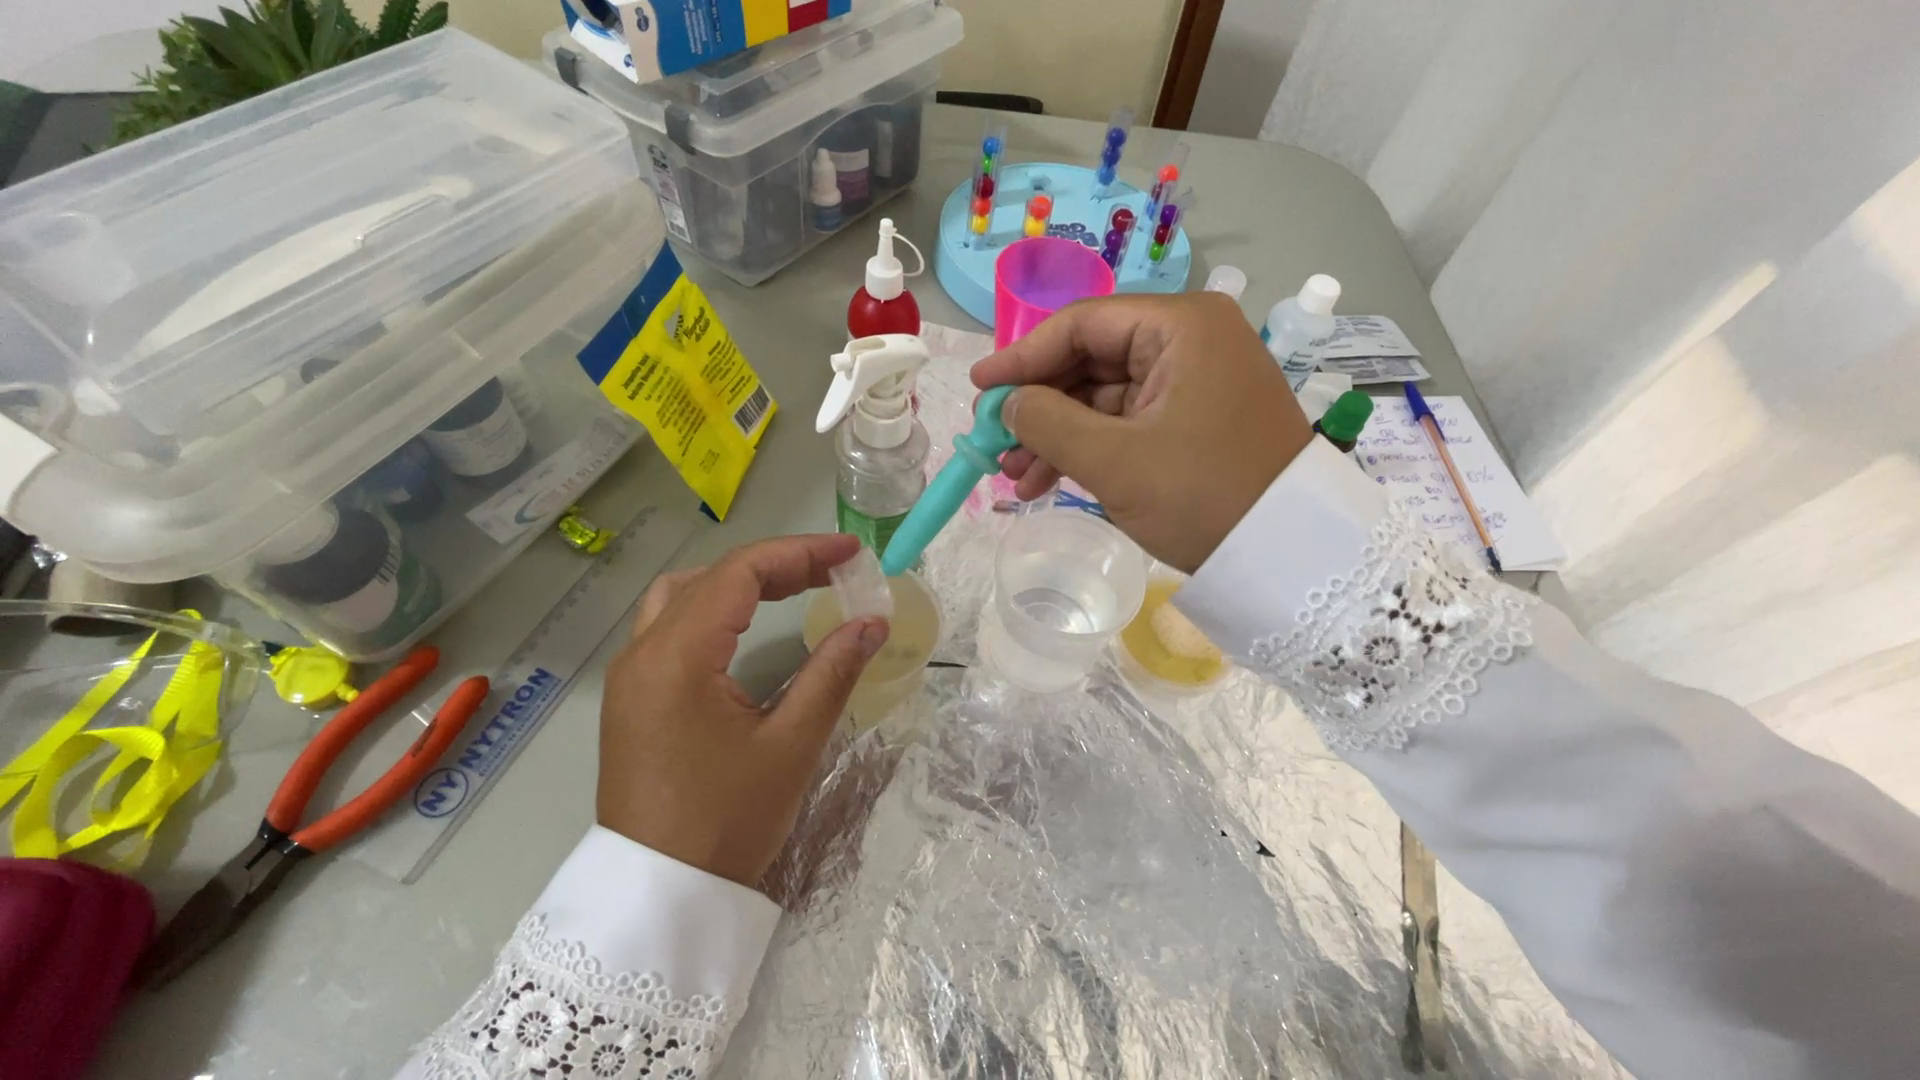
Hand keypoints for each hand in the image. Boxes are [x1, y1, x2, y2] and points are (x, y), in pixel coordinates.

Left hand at [596, 534, 888, 889]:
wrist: (658, 897)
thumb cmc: (727, 822)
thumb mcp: (791, 746)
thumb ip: (832, 672)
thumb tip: (872, 623)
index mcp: (677, 655)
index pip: (740, 572)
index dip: (800, 553)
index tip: (852, 555)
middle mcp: (642, 652)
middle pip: (710, 578)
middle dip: (776, 565)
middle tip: (835, 573)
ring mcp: (629, 675)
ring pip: (681, 596)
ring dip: (739, 583)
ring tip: (794, 589)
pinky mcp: (631, 698)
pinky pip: (669, 628)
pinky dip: (714, 610)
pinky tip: (746, 629)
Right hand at [971, 292, 1313, 571]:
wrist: (1288, 555)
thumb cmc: (1203, 496)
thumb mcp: (1116, 462)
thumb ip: (1048, 423)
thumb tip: (1006, 404)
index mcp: (1181, 326)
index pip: (1081, 324)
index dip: (1022, 358)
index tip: (978, 389)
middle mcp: (1191, 339)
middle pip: (1090, 360)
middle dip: (1039, 407)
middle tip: (993, 443)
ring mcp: (1195, 380)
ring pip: (1104, 396)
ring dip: (1058, 434)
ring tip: (1015, 475)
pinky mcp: (1196, 417)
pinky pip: (1128, 421)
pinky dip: (1090, 447)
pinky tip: (1048, 480)